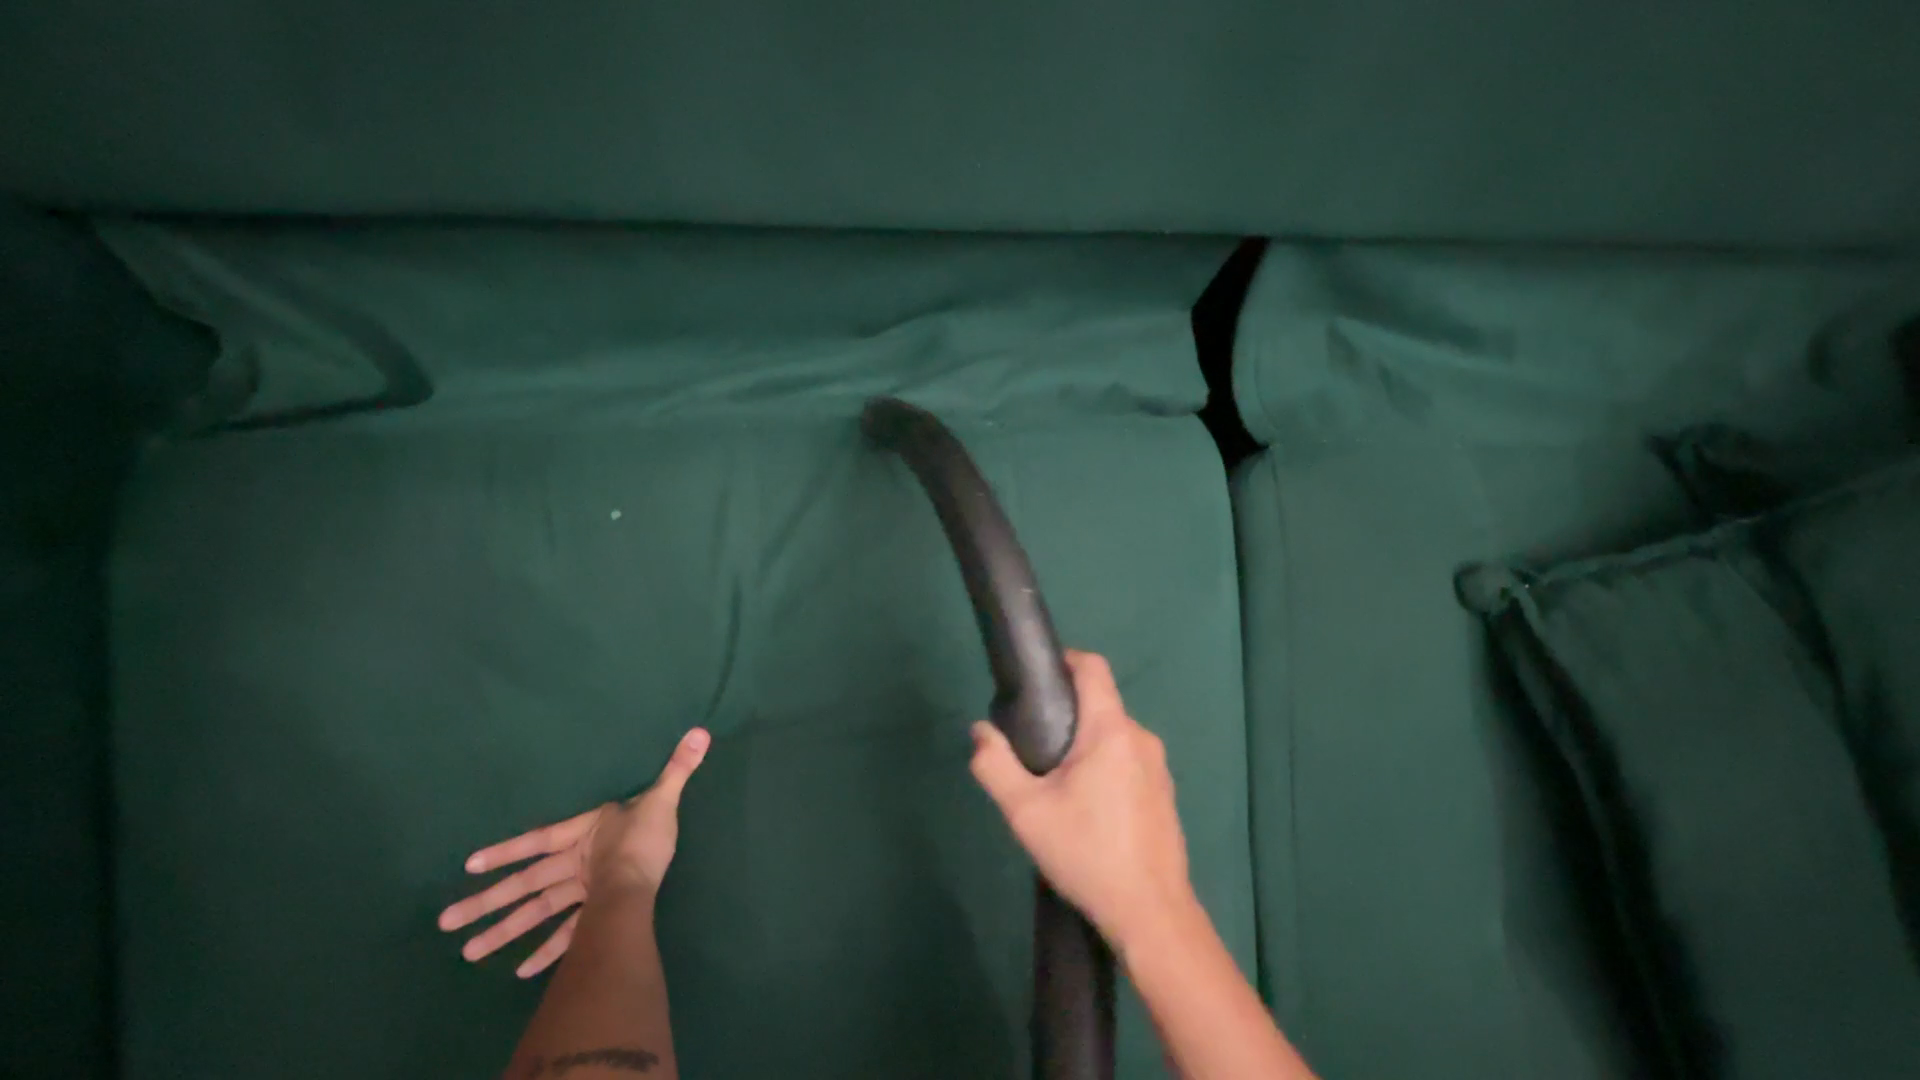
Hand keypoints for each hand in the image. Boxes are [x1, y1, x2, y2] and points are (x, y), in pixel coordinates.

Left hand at [438, 727, 710, 977]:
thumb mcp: (663, 796)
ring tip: (468, 953)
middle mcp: (573, 862)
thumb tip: (699, 732)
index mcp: (582, 833)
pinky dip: (545, 953)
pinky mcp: (593, 912)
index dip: (505, 851)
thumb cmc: (647, 835)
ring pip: (536, 913)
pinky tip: (521, 973)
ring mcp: (580, 891)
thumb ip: (678, 766)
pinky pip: (566, 935)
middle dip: (486, 903)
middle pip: (525, 884)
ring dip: (503, 932)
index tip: (468, 867)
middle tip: (445, 924)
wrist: (647, 874)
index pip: (536, 840)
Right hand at [968, 651, 1195, 947]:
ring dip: (1083, 746)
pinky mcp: (1164, 794)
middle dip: (1064, 714)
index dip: (1063, 661)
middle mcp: (1141, 737)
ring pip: (1113, 736)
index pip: (1093, 667)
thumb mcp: (1025, 812)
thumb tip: (980, 731)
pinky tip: (1086, 809)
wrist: (1151, 913)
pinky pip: (1128, 761)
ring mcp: (1159, 767)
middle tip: (1030, 746)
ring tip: (1054, 783)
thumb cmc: (1086, 853)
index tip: (1034, 681)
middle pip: (1099, 704)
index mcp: (1111, 730)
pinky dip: (1104, 768)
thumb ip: (994, 764)